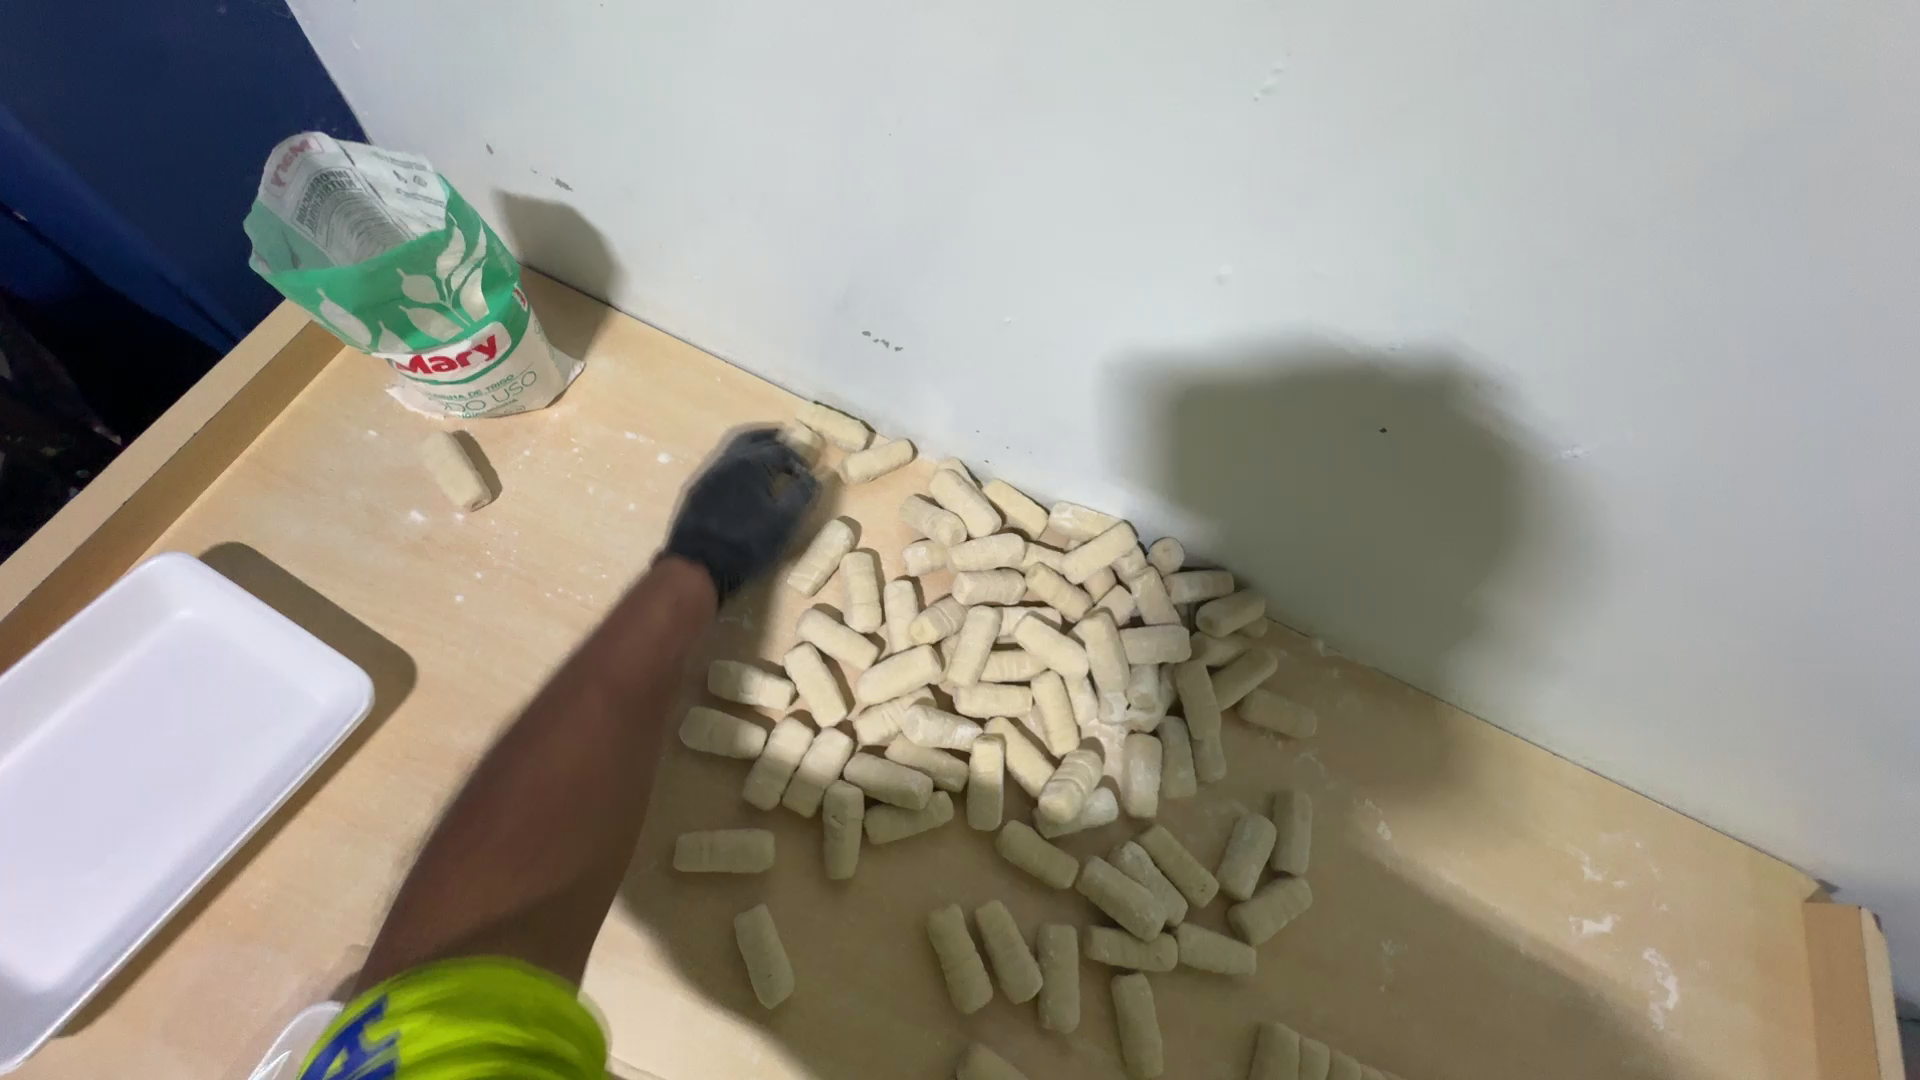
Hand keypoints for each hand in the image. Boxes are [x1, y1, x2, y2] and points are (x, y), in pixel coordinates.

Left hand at [663, 427, 819, 601]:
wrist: (698, 564)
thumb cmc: (747, 543)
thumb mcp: (784, 522)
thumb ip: (802, 494)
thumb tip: (814, 476)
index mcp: (752, 464)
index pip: (782, 450)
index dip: (798, 458)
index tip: (807, 473)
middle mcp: (728, 460)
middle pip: (753, 438)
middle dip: (773, 438)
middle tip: (788, 442)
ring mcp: (709, 474)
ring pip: (734, 448)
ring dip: (753, 447)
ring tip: (767, 456)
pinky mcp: (698, 490)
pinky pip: (722, 464)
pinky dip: (739, 462)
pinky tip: (744, 479)